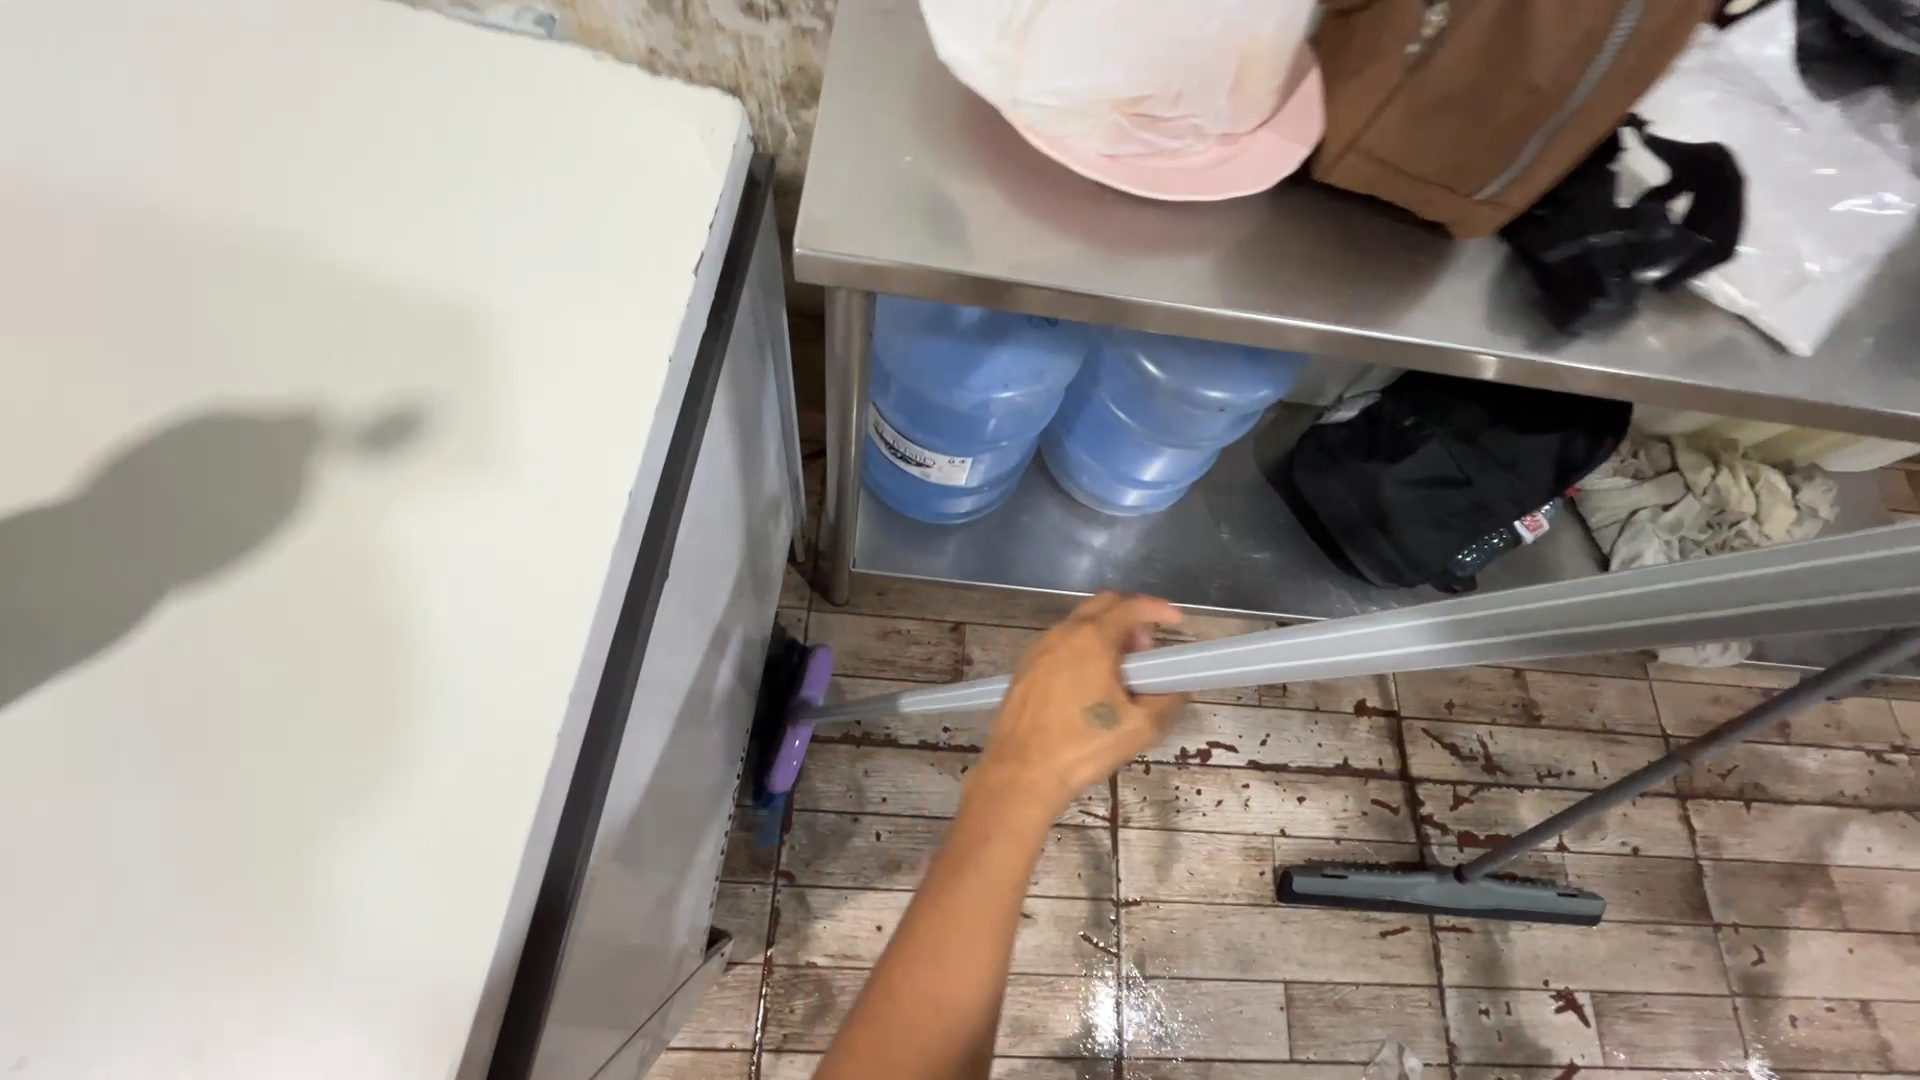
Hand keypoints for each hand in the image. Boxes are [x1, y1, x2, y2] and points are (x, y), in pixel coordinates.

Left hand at [968, 592, 1189, 817]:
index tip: (1176, 622)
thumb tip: (1178, 688)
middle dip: (1131, 616)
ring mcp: (1039, 648)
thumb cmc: (1083, 746)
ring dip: (1106, 633)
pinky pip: (1061, 643)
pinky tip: (1090, 683)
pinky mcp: (1025, 667)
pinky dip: (1083, 647)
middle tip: (1147, 649)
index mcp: (1092, 639)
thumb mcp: (1140, 728)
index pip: (1131, 606)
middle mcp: (1063, 633)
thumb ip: (1168, 701)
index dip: (1158, 609)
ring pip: (1079, 623)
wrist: (1021, 770)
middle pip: (1103, 604)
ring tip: (1122, 670)